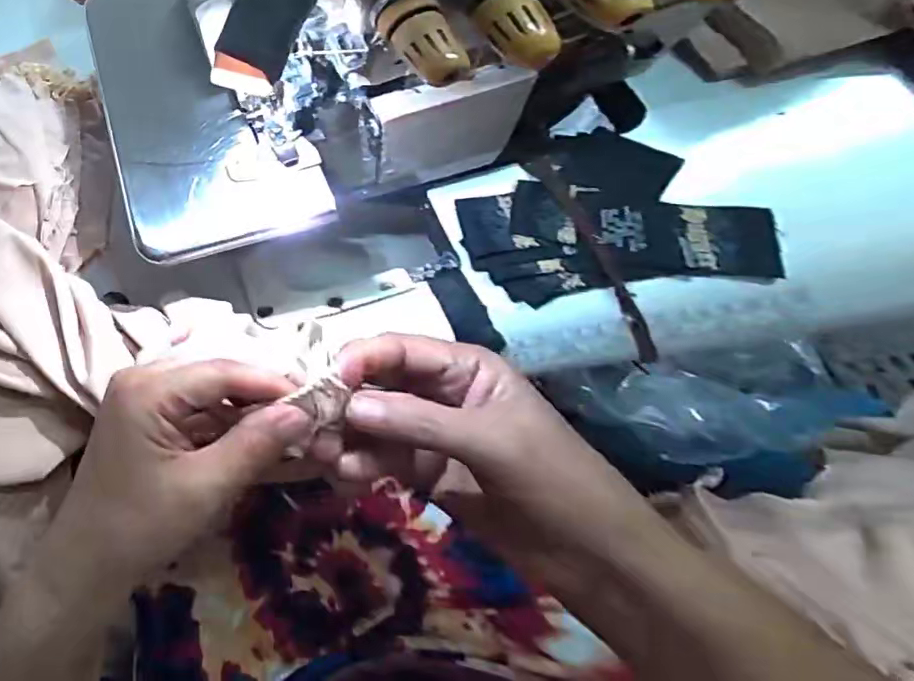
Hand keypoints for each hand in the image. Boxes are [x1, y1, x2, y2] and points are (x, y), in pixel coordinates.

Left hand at [49, 359, 314, 584]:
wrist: (87, 561)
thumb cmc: (142, 525)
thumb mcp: (205, 488)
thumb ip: (253, 445)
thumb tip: (302, 412)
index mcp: (147, 387)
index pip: (220, 370)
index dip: (270, 381)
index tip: (317, 396)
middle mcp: (141, 378)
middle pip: (213, 374)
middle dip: (262, 394)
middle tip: (311, 411)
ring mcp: (141, 396)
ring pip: (207, 392)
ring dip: (247, 409)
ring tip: (294, 425)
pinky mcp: (146, 417)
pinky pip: (193, 410)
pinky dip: (226, 424)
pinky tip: (261, 437)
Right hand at [327, 335, 671, 586]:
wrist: (601, 563)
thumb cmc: (557, 481)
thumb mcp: (492, 443)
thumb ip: (419, 421)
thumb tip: (351, 404)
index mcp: (462, 368)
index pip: (398, 349)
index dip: (361, 357)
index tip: (329, 378)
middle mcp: (437, 392)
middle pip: (375, 383)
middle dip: (343, 400)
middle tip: (312, 421)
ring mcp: (427, 432)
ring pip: (371, 421)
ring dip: (345, 434)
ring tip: (323, 454)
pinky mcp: (422, 470)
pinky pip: (379, 457)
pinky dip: (358, 463)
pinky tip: (345, 475)